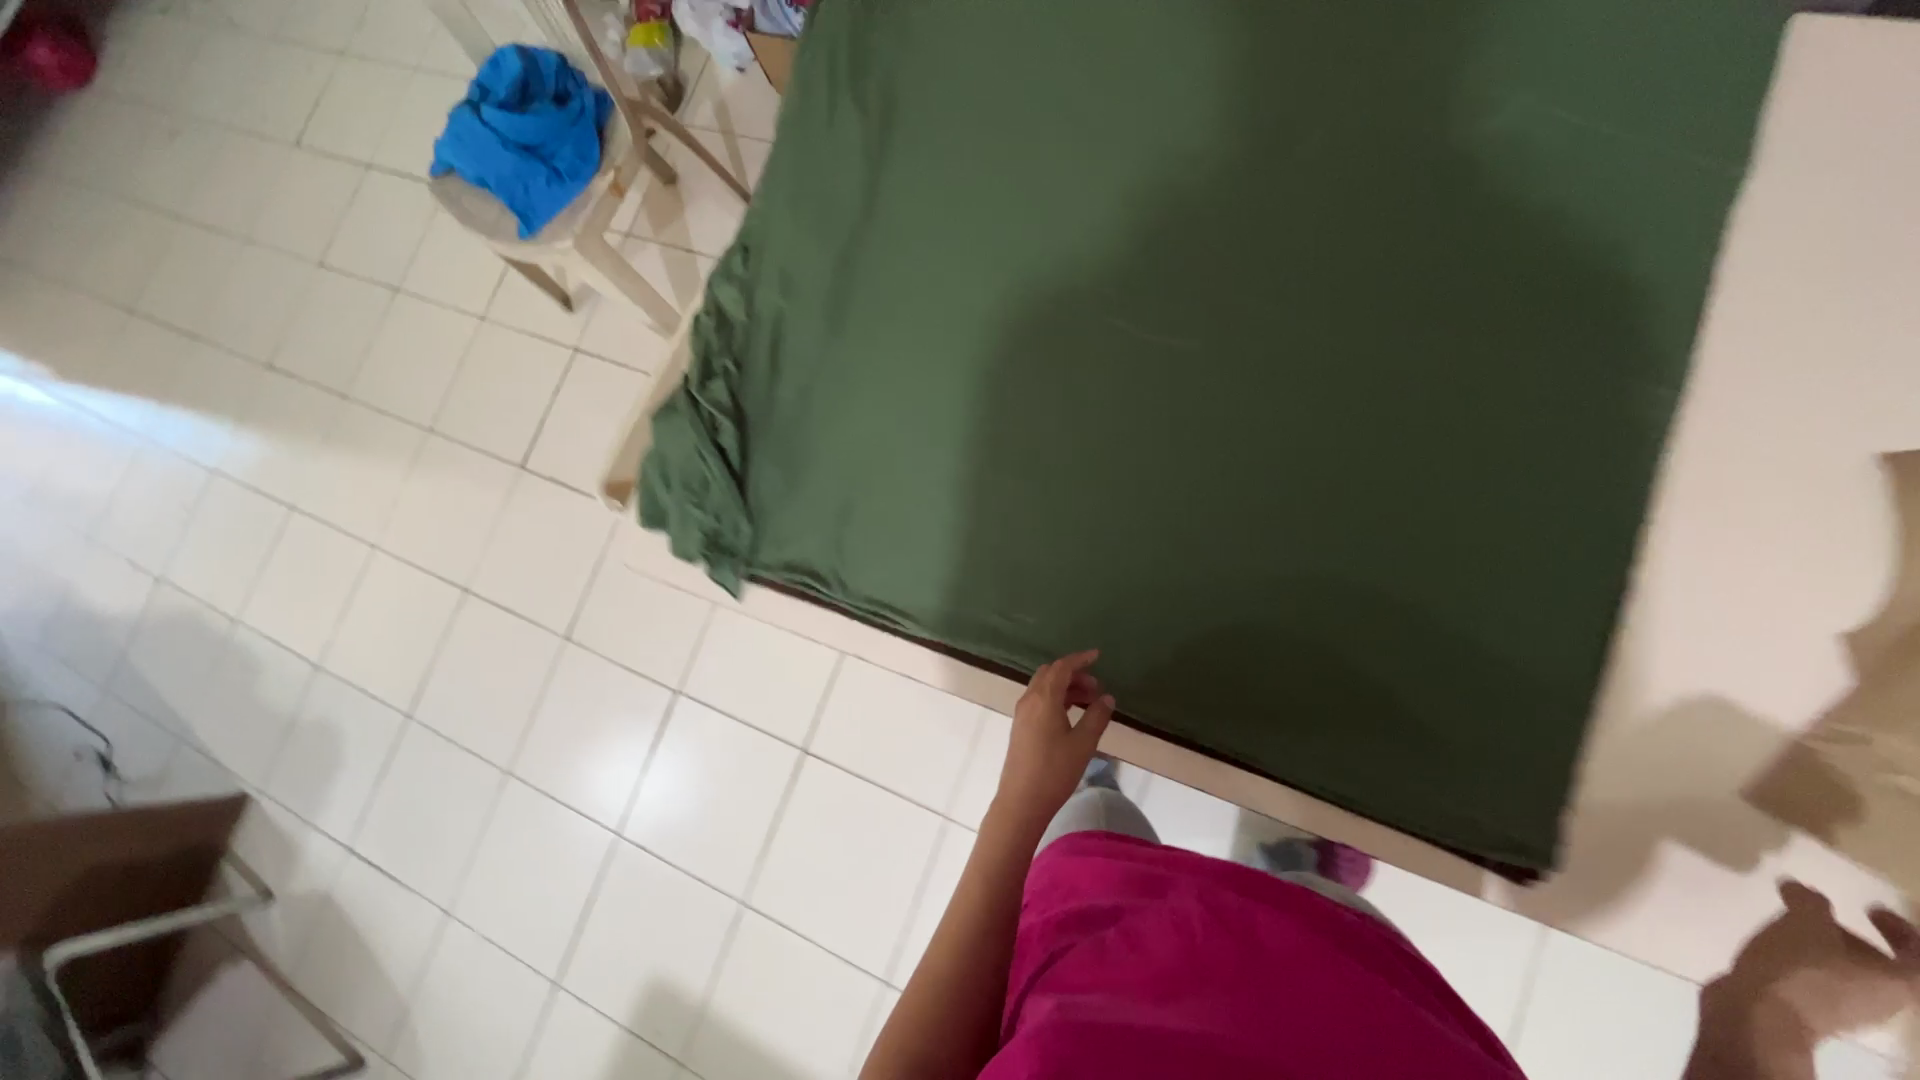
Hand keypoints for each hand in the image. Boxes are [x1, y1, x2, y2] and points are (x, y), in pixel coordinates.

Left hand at [993, 650, 1114, 826]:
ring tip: (1090, 702)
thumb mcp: (1083, 743)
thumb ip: (1097, 716)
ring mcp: (1022, 715)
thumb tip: (1108, 697)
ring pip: (1044, 689)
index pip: (1061, 668)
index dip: (1080, 659)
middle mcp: (1029, 701)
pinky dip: (1057, 700)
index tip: (1098, 656)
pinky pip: (1039, 702)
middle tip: (1096, 687)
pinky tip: (1073, 715)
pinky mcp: (1021, 728)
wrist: (1022, 801)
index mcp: (1043, 699)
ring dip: (1066, 688)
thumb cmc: (1055, 771)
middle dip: (1073, 674)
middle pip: (1050, 674)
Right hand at [1713, 880, 1919, 1042]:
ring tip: (1789, 931)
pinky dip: (1807, 965)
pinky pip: (1822, 983)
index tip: (1869, 907)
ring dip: (1825, 951)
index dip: (1900, 928)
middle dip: (1851, 938)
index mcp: (1898, 982)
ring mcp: (1850, 1011)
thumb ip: (1809, 902)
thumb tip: (1800, 889)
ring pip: (1848, 975)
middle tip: (1819, 917)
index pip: (1918, 954)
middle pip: (1882, 966)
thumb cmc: (1799, 968)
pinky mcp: (1816, 1014)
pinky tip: (1776, 953)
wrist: (1761, 1014)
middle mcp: (1885, 1001)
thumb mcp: (1805, 922)